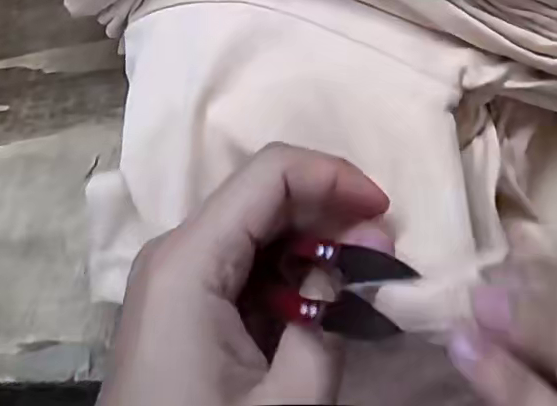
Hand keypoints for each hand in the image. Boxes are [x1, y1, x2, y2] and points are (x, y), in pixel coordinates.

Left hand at [99, 143, 390, 405]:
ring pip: (253, 226)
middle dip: (327, 209)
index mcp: (189, 257)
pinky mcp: (180, 300)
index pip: (269, 173)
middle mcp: (175, 248)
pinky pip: (239, 262)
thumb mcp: (287, 403)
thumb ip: (329, 315)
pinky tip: (319, 299)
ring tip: (360, 273)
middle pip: (261, 195)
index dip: (331, 175)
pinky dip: (285, 272)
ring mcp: (173, 273)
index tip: (384, 207)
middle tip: (382, 247)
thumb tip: (363, 243)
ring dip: (310, 242)